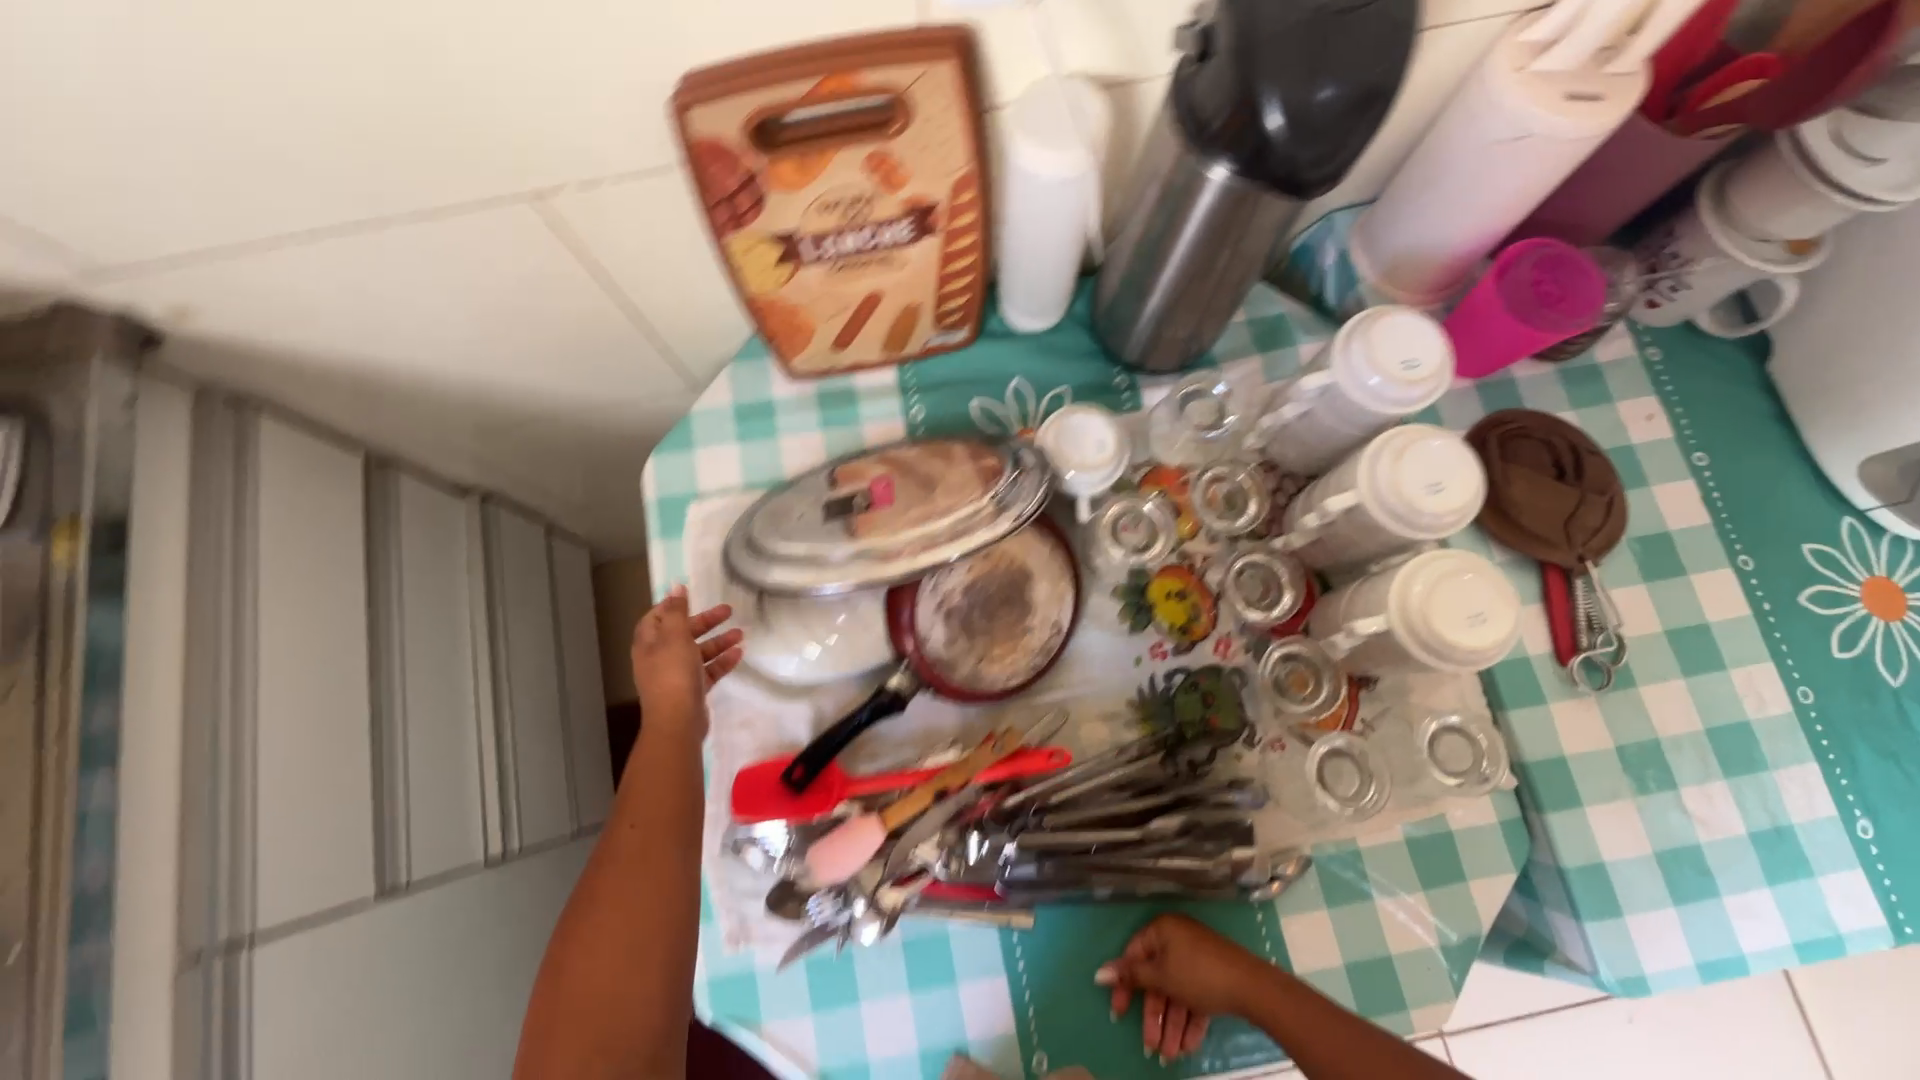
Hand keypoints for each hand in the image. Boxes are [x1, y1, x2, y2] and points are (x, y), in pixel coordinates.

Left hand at [631, 585, 743, 735]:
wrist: (676, 720)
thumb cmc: (672, 673)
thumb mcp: (675, 636)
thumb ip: (677, 611)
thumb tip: (676, 587)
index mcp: (649, 643)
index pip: (656, 618)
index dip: (672, 606)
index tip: (692, 596)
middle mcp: (659, 657)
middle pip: (682, 633)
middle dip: (705, 622)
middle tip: (728, 611)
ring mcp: (676, 675)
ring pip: (698, 652)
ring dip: (718, 641)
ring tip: (741, 633)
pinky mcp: (692, 690)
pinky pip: (708, 670)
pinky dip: (722, 661)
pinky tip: (739, 654)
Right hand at [1094, 914, 1274, 1063]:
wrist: (1252, 987)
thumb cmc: (1198, 975)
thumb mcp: (1161, 977)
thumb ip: (1131, 976)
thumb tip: (1099, 973)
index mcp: (1162, 931)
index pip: (1134, 956)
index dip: (1124, 986)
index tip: (1117, 1013)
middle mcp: (1177, 940)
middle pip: (1157, 981)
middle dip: (1154, 1016)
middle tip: (1150, 1046)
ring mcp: (1197, 959)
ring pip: (1176, 994)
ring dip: (1172, 1025)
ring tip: (1170, 1055)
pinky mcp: (1213, 977)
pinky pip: (1194, 998)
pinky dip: (1190, 1020)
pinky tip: (1188, 1047)